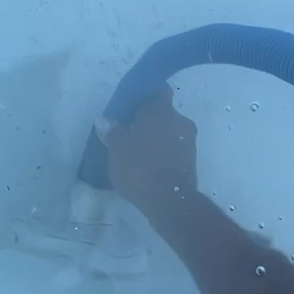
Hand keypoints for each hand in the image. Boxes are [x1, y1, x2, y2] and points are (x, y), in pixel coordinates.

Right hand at [96, 88, 198, 213]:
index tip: (131, 105)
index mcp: (162, 111)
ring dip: (156, 138)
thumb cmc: (141, 168)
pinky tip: (148, 164)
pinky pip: (174, 149)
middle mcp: (180, 121)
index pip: (159, 91)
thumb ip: (111, 131)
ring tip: (137, 151)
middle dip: (148, 120)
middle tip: (129, 131)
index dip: (145, 95)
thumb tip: (103, 119)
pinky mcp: (191, 161)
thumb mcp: (117, 149)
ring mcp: (189, 142)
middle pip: (163, 113)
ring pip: (170, 132)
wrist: (170, 203)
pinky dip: (162, 152)